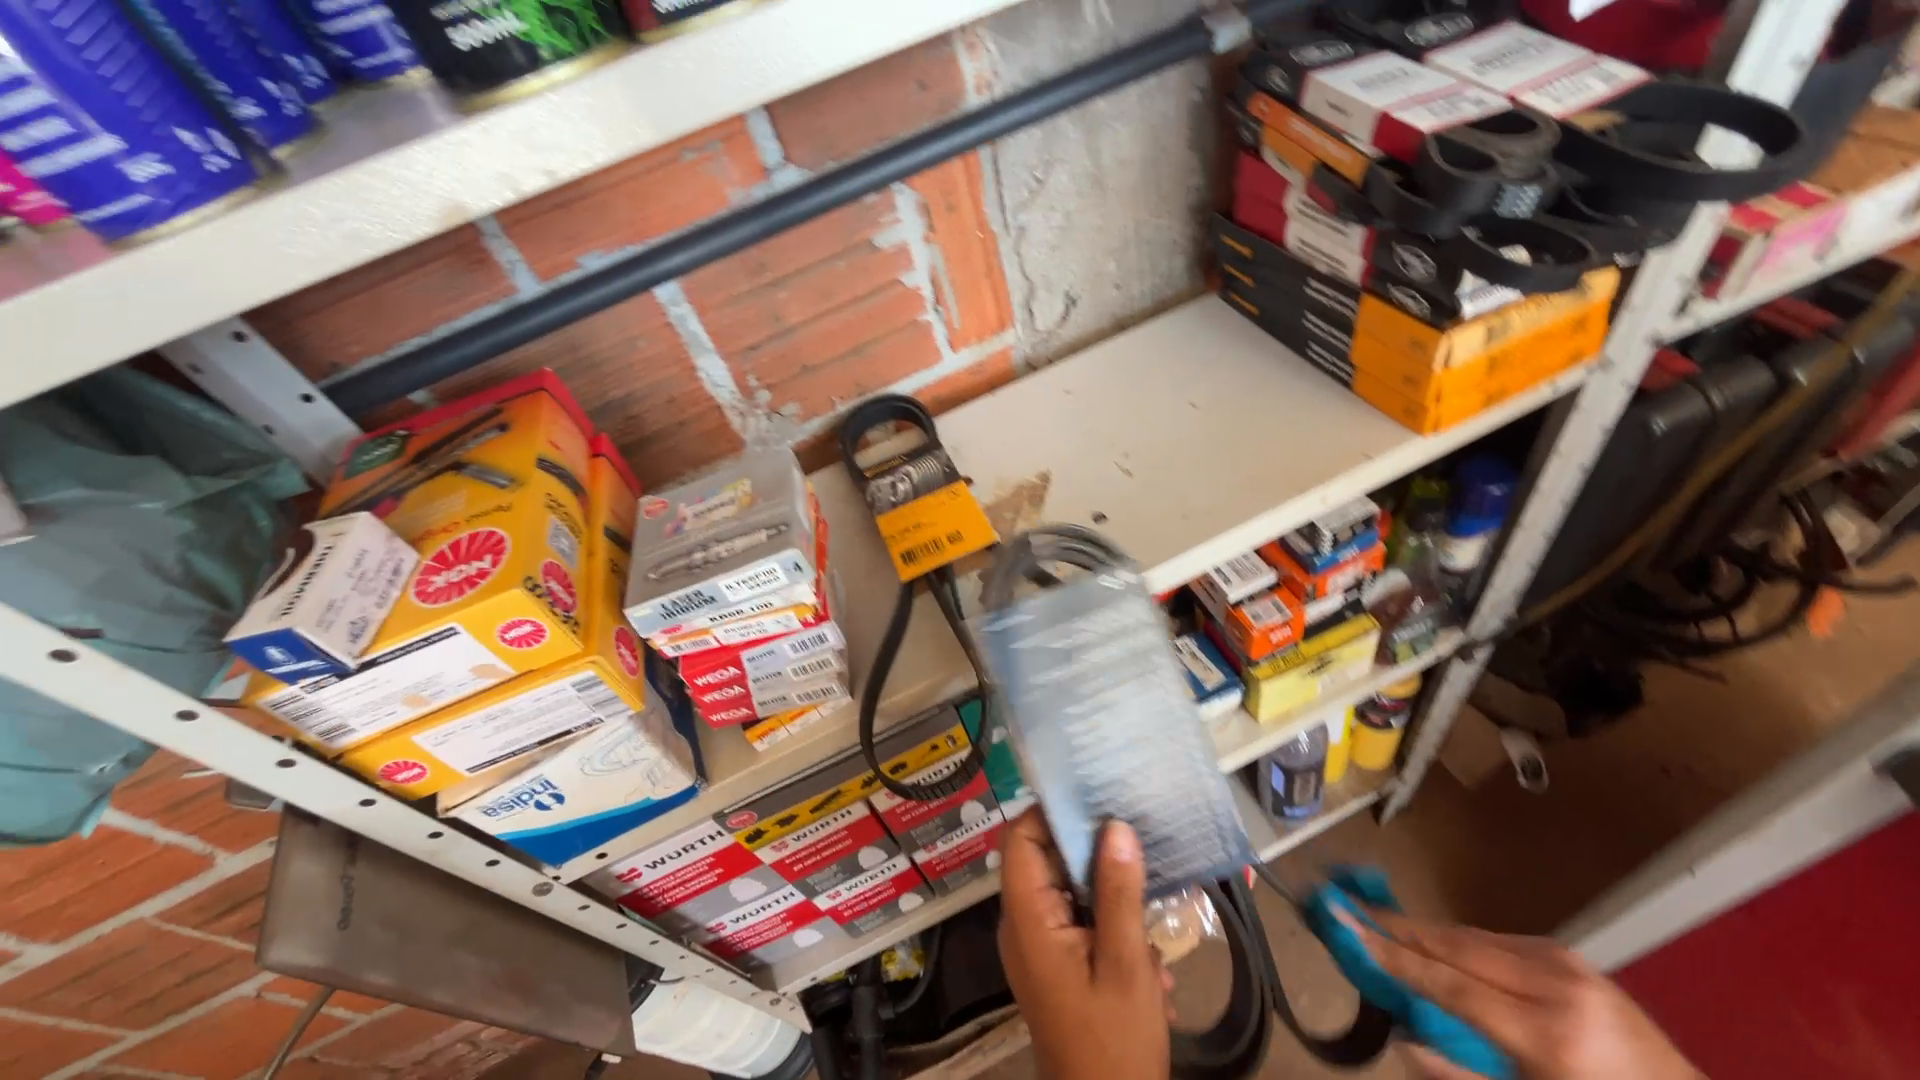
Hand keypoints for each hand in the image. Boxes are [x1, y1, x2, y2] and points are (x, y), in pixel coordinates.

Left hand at [996, 809, 1168, 1079]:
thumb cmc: (1113, 1040)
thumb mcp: (1124, 963)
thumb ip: (1119, 892)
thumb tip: (1116, 826)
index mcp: (1027, 918)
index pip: (1020, 840)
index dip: (1051, 812)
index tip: (1096, 795)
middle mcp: (1023, 924)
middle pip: (1046, 859)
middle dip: (1091, 848)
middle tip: (1137, 832)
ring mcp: (1038, 944)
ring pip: (1068, 888)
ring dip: (1109, 890)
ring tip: (1152, 891)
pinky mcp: (1056, 960)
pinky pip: (1078, 918)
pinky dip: (1110, 920)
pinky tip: (1147, 947)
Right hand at [1343, 907, 1702, 1079]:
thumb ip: (1463, 1074)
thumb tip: (1403, 1038)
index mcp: (1547, 1033)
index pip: (1447, 982)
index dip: (1390, 955)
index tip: (1345, 926)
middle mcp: (1555, 985)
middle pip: (1454, 945)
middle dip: (1395, 927)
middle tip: (1344, 905)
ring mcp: (1567, 964)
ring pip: (1472, 936)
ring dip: (1421, 929)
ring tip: (1374, 919)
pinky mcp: (1571, 957)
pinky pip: (1496, 941)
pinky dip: (1456, 939)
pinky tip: (1431, 941)